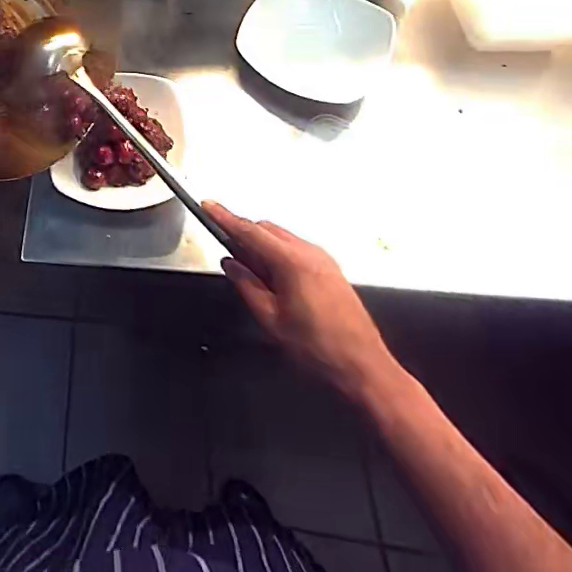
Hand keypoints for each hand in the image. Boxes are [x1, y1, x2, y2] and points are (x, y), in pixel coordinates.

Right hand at [207, 202, 398, 398]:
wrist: (362, 365)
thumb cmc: (318, 348)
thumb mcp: (271, 319)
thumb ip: (247, 285)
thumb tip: (230, 264)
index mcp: (292, 261)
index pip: (251, 231)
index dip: (225, 217)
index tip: (209, 206)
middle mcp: (309, 252)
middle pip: (267, 229)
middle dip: (244, 235)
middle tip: (228, 254)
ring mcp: (323, 259)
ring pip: (283, 239)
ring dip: (262, 247)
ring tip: (251, 275)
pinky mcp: (330, 269)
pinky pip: (297, 250)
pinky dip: (279, 255)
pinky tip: (273, 280)